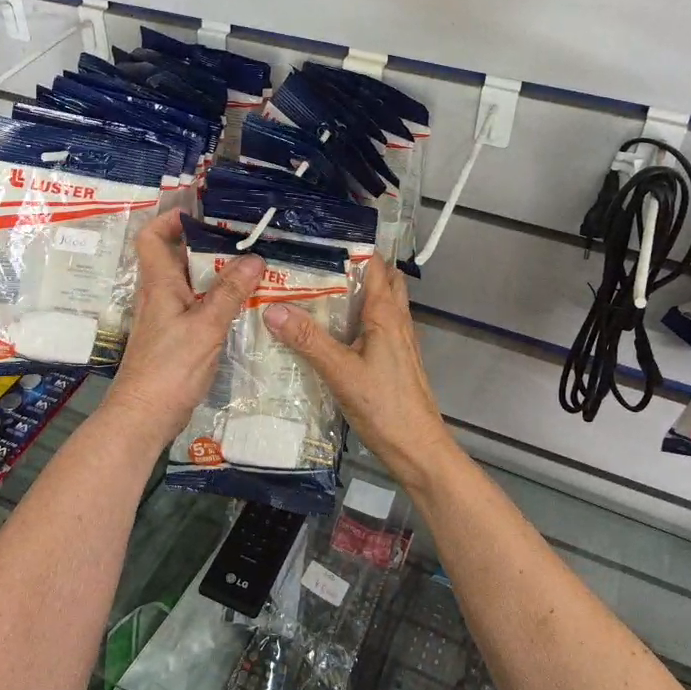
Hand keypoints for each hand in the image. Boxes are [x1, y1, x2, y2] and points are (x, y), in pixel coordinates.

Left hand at [101, 210, 262, 449]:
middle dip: (207, 245)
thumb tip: (255, 258)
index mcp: (160, 284)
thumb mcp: (206, 326)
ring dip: (215, 274)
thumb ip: (230, 292)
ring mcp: (165, 318)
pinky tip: (240, 307)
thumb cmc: (169, 368)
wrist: (144, 416)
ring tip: (250, 269)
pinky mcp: (173, 338)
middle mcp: (159, 295)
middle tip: (243, 240)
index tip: (203, 214)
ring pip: (189, 283)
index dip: (171, 219)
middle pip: (176, 257)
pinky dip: (215, 300)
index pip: (152, 237)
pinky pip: (195, 306)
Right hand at [261, 258, 459, 490]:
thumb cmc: (385, 406)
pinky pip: (377, 328)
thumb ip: (308, 340)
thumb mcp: (341, 372)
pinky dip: (358, 320)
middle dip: (355, 268)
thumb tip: (272, 308)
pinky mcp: (395, 361)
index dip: (352, 249)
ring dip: (357, 294)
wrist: (418, 448)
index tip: (320, 241)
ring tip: (318, 294)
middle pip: (381, 281)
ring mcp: (399, 342)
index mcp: (386, 315)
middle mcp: (397, 321)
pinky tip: (333, 334)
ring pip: (380, 305)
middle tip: (318, 266)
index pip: (375, 265)